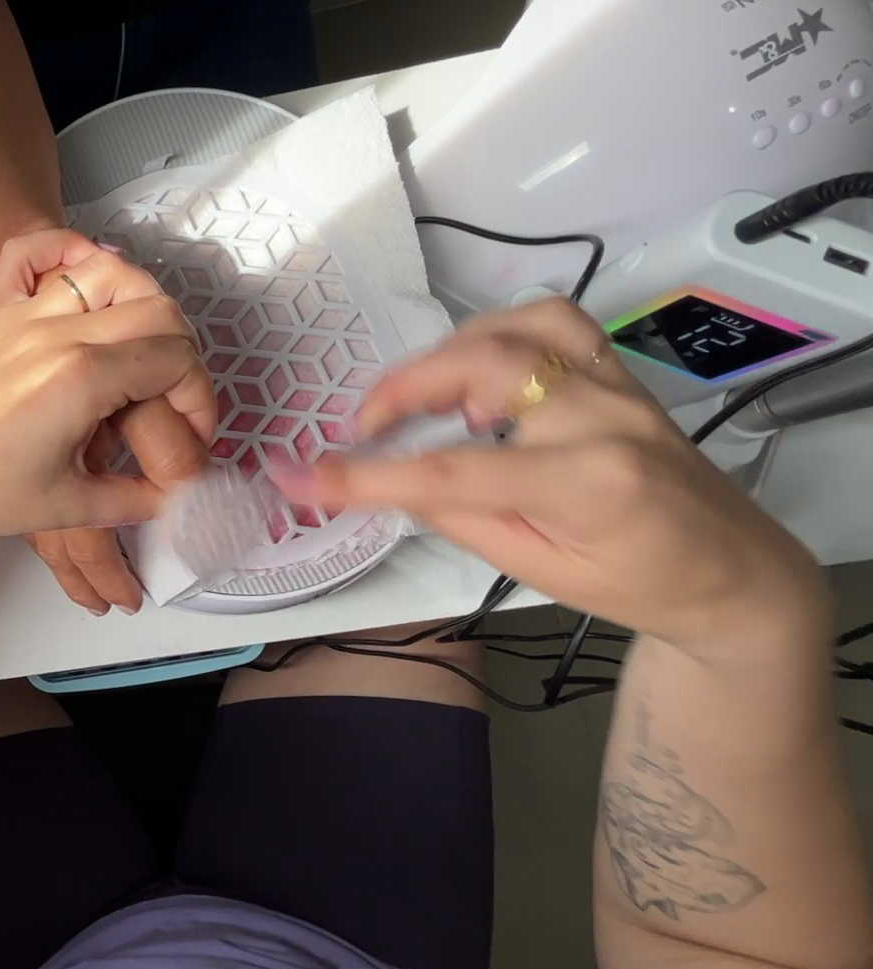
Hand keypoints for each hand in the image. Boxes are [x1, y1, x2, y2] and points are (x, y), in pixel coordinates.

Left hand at [0, 226, 211, 614]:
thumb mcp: (66, 506)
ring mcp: (22, 318)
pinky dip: (63, 254)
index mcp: (80, 378)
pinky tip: (77, 283)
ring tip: (138, 351)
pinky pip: (30, 257)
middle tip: (173, 400)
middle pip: (157, 311)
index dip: (199, 396)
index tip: (194, 431)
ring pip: (109, 273)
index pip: (175, 359)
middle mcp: (56, 334)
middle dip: (183, 355)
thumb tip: (174, 497)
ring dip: (139, 304)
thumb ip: (134, 499)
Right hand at [282, 298, 824, 657]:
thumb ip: (455, 515)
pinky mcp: (617, 372)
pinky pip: (553, 323)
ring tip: (418, 396)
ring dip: (447, 353)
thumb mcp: (529, 567)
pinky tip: (468, 373)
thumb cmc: (629, 581)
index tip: (300, 477)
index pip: (450, 472)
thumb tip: (385, 480)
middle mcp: (606, 418)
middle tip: (364, 428)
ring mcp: (617, 385)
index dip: (364, 476)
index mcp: (588, 484)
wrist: (732, 568)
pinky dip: (492, 335)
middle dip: (404, 389)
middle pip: (486, 365)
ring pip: (521, 325)